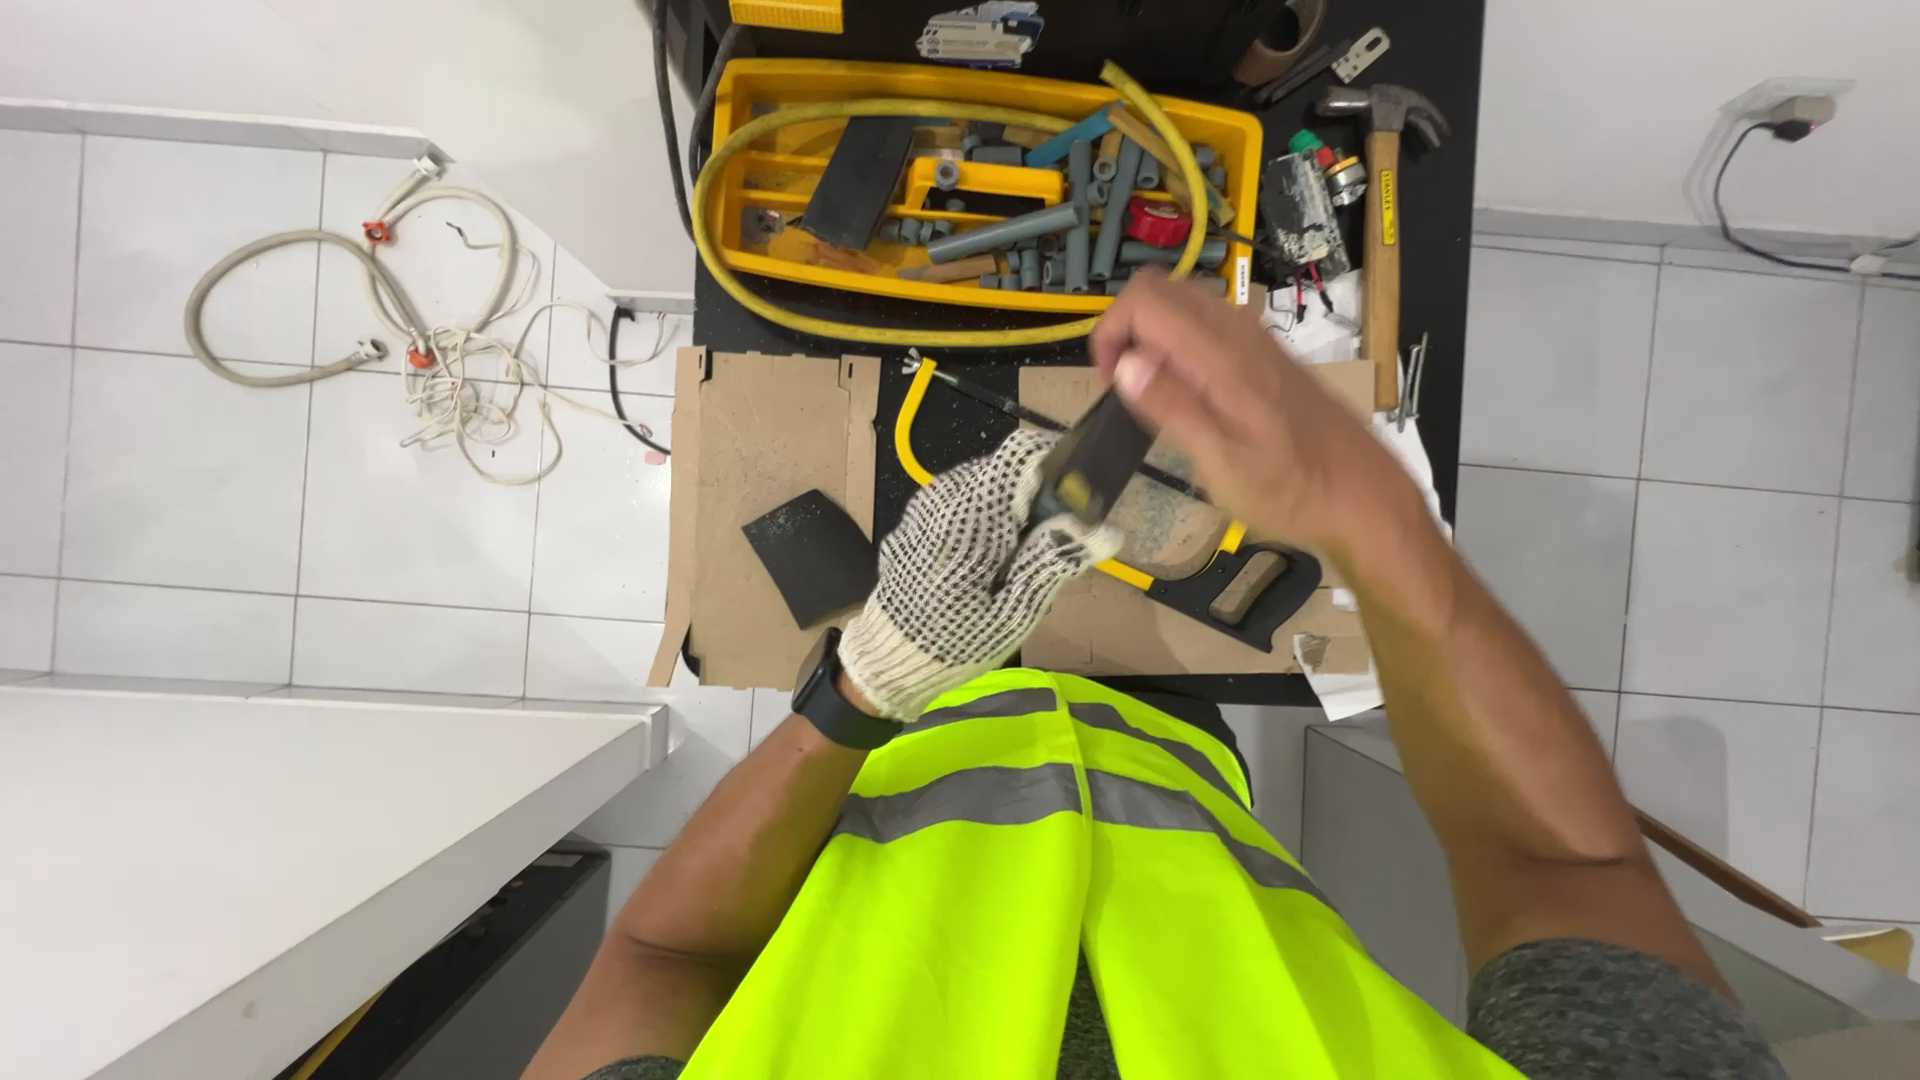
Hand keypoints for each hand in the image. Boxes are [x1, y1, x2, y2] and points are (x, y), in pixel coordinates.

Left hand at [838, 429, 1120, 720]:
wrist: (889, 663)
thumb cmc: (955, 643)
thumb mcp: (1013, 614)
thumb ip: (1055, 562)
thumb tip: (1107, 529)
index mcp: (969, 518)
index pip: (1019, 455)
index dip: (1056, 464)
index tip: (1076, 499)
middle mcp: (942, 499)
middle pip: (1003, 470)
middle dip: (1034, 498)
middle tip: (1046, 549)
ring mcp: (923, 507)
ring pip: (982, 484)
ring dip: (1008, 511)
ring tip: (1012, 563)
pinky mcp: (915, 520)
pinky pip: (960, 502)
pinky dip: (982, 521)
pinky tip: (982, 564)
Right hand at [1088, 269, 1417, 555]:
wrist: (1363, 495)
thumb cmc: (1292, 489)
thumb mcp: (1221, 461)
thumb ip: (1171, 407)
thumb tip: (1124, 365)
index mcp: (1222, 355)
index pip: (1142, 300)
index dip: (1110, 334)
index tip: (1110, 384)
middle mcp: (1238, 332)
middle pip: (1158, 290)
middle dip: (1125, 330)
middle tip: (1124, 387)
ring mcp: (1254, 340)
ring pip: (1182, 304)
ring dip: (1150, 338)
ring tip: (1153, 395)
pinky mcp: (1264, 355)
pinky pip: (1207, 326)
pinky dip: (1178, 347)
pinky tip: (1189, 397)